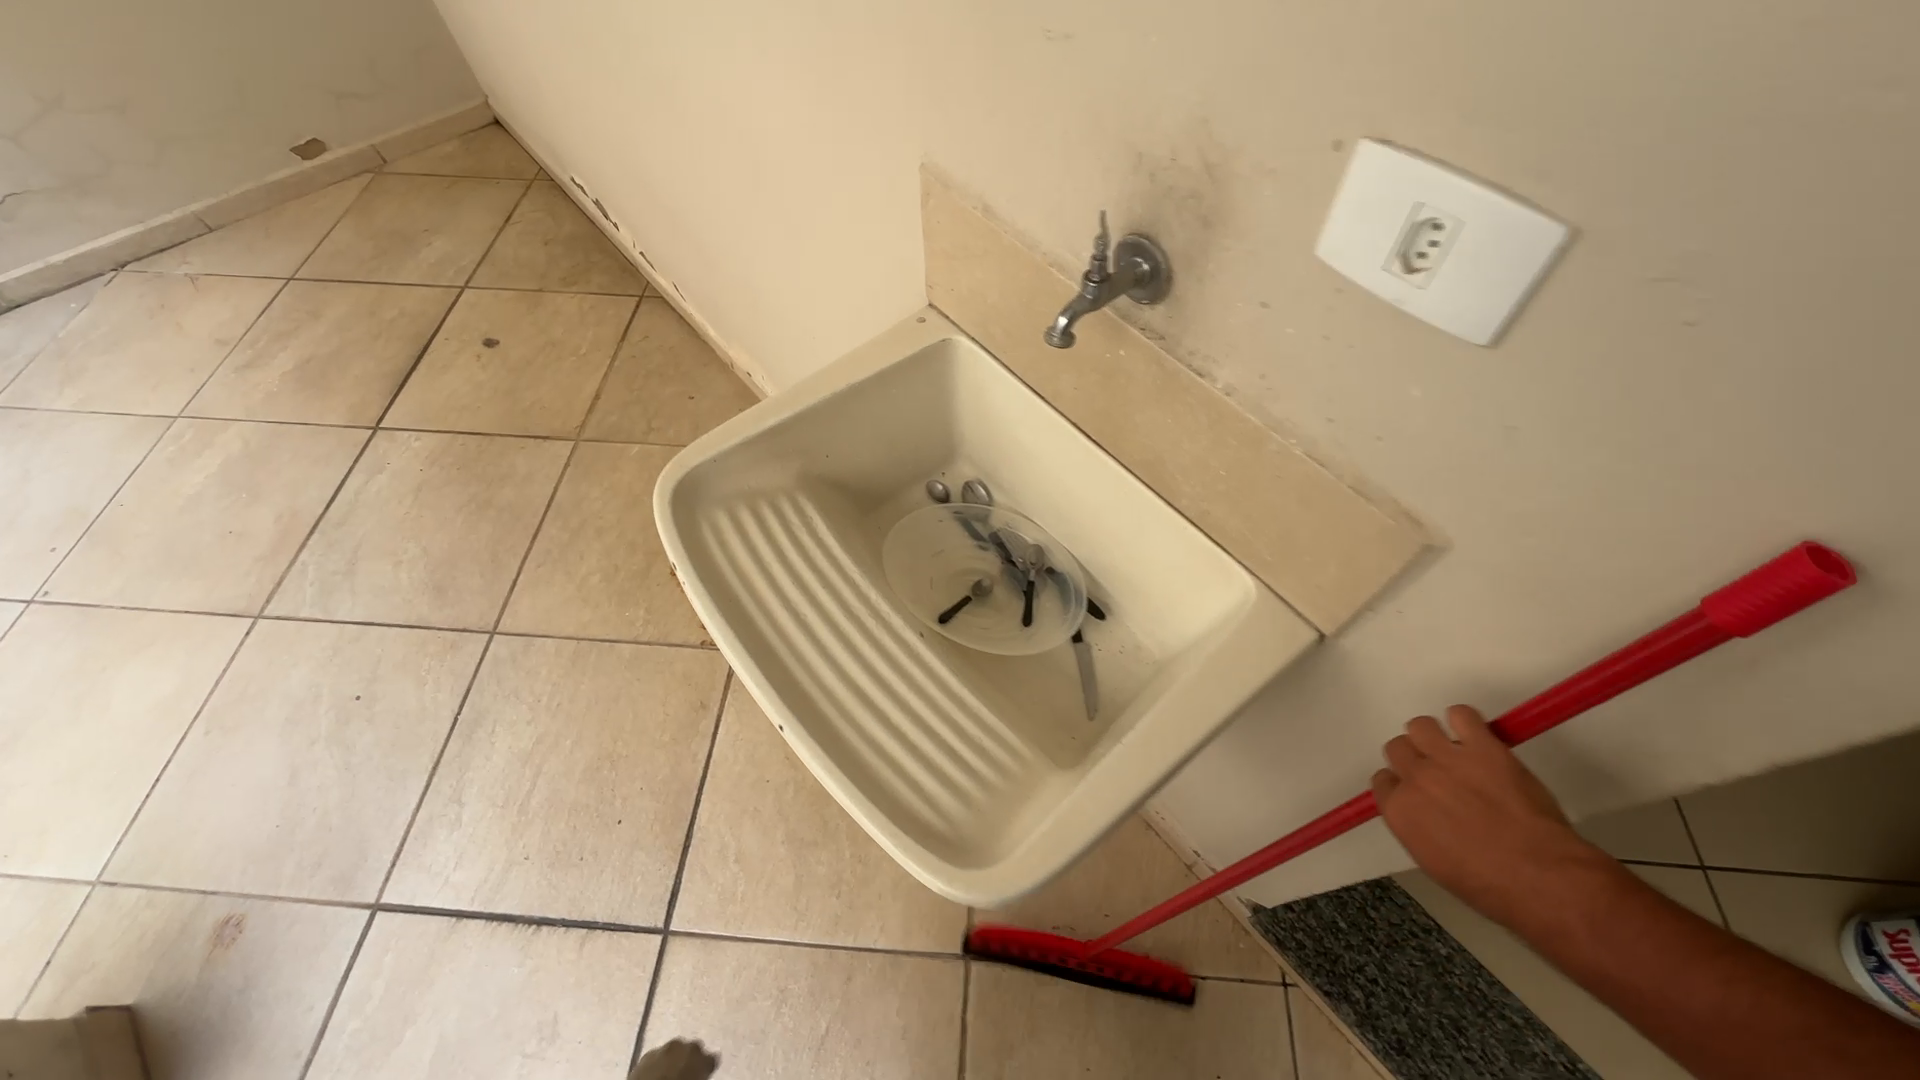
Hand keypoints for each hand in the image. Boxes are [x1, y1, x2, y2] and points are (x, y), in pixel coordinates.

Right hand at [1372, 704, 1615, 928]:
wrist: (1539, 875)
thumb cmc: (1488, 884)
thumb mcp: (1434, 861)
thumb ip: (1417, 827)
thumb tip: (1423, 814)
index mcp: (1399, 810)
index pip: (1383, 780)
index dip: (1402, 784)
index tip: (1420, 792)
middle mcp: (1415, 778)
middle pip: (1397, 748)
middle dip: (1415, 758)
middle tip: (1439, 772)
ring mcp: (1447, 759)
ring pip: (1420, 725)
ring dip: (1433, 736)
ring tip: (1455, 750)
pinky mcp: (1483, 747)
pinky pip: (1461, 714)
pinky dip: (1464, 720)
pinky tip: (1475, 735)